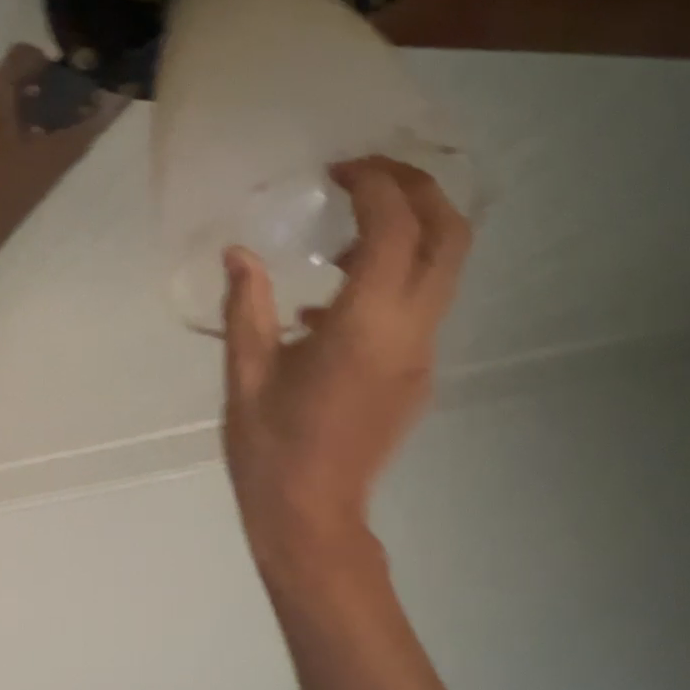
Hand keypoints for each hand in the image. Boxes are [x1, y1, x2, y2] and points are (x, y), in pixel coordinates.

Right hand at [223, 156, 470, 576]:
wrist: (312, 517)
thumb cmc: (270, 450)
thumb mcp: (245, 375)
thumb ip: (247, 307)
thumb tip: (239, 253)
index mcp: (364, 328)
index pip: (395, 230)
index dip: (374, 186)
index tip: (337, 172)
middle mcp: (410, 332)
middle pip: (449, 236)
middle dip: (417, 190)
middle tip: (366, 178)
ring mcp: (423, 355)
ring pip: (447, 268)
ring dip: (413, 230)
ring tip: (350, 231)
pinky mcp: (419, 375)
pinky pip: (424, 304)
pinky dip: (398, 274)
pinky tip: (338, 299)